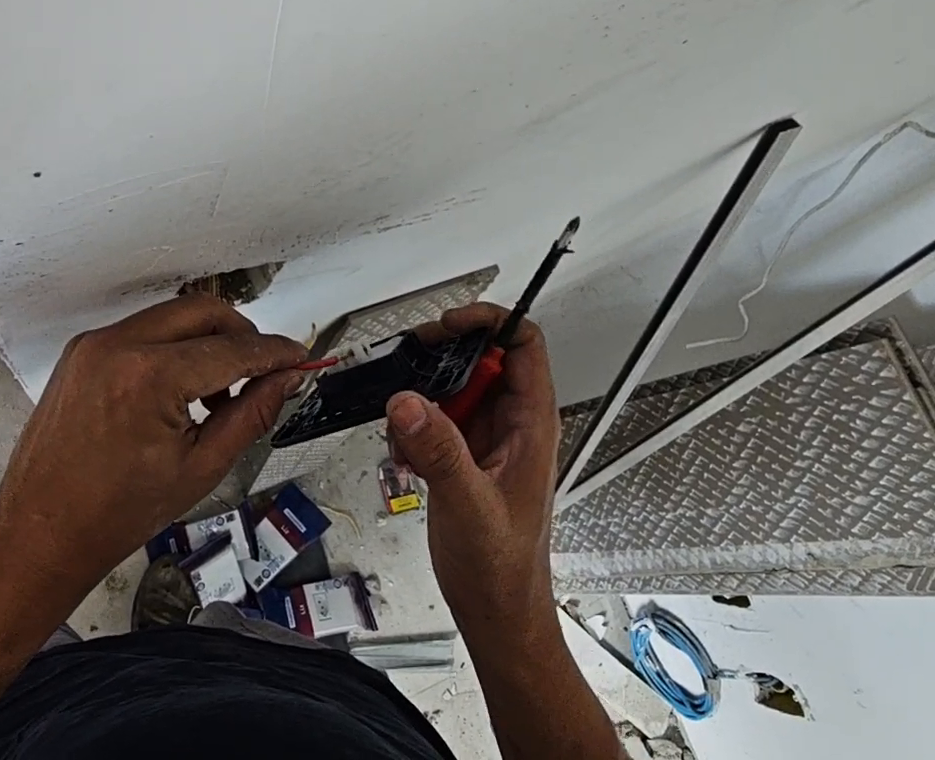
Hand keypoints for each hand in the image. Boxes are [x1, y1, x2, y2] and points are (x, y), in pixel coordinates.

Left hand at [0, 294, 307, 609]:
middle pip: (204, 310)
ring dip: (208, 340)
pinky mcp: (82, 352)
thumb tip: (285, 380)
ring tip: (218, 394)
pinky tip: (182, 391)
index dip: (275, 352)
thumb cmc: (111, 514)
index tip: (298, 356)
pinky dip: (173, 347)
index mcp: (148, 378)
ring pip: (173, 316)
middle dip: (242, 334)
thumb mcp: (201, 467)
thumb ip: (251, 414)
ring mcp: (94, 345)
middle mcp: (117, 347)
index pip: (232, 349)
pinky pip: (144, 330)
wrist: (41, 533)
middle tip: (263, 370)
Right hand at [387, 303, 559, 648]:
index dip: (490, 322)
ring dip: (422, 395)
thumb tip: (409, 400)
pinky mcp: (462, 454)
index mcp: (531, 424)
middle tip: (408, 362)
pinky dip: (413, 424)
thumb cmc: (502, 569)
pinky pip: (435, 416)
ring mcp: (486, 438)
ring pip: (453, 386)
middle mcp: (511, 423)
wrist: (495, 612)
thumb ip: (439, 450)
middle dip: (441, 355)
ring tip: (404, 426)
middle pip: (481, 358)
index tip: (450, 324)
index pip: (523, 345)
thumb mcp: (469, 505)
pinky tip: (405, 453)